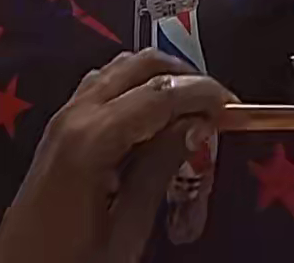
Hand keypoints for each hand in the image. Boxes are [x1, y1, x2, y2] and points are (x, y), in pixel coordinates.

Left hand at [0, 50, 235, 262]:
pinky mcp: (61, 122)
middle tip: (213, 105)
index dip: (201, 91)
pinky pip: (104, 81)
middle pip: (141, 64)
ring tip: (188, 107)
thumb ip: (160, 168)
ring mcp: (65, 112)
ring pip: (121, 66)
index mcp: (93, 137)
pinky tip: (150, 112)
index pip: (160, 92)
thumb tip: (198, 122)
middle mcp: (78, 111)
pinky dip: (134, 83)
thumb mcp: (126, 230)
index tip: (233, 105)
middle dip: (183, 75)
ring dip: (159, 75)